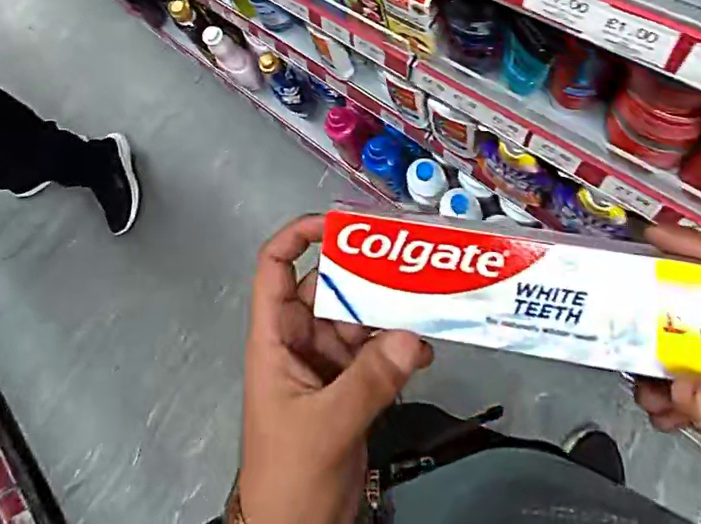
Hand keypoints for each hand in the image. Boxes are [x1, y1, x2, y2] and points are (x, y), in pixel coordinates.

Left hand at [237, 215, 434, 523]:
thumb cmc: (289, 477)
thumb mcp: (326, 424)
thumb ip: (370, 380)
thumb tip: (412, 335)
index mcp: (276, 337)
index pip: (275, 267)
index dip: (299, 235)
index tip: (337, 222)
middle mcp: (300, 339)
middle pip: (329, 286)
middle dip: (365, 273)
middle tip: (405, 260)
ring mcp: (326, 361)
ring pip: (359, 316)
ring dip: (390, 311)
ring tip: (424, 304)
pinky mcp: (350, 384)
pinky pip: (377, 350)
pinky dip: (400, 347)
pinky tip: (424, 351)